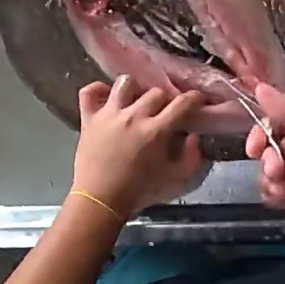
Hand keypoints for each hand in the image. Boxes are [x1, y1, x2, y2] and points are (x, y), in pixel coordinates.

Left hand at [73, 76, 206, 216]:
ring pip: (125, 83)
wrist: (101, 199)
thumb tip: (193, 136)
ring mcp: (108, 115)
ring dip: (135, 89)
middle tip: (164, 110)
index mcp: (156, 131)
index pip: (182, 103)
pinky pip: (89, 92)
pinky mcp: (88, 118)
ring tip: (136, 101)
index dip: (194, 98)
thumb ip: (192, 157)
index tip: (196, 101)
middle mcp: (133, 116)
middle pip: (156, 92)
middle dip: (165, 99)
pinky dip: (97, 89)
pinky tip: (107, 98)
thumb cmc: (139, 191)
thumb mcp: (175, 179)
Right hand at [245, 83, 284, 236]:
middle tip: (275, 168)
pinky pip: (269, 186)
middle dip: (266, 155)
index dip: (263, 127)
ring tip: (282, 186)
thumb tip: (260, 87)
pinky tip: (282, 196)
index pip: (277, 116)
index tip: (256, 143)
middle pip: (267, 142)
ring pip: (265, 165)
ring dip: (269, 176)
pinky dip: (272, 191)